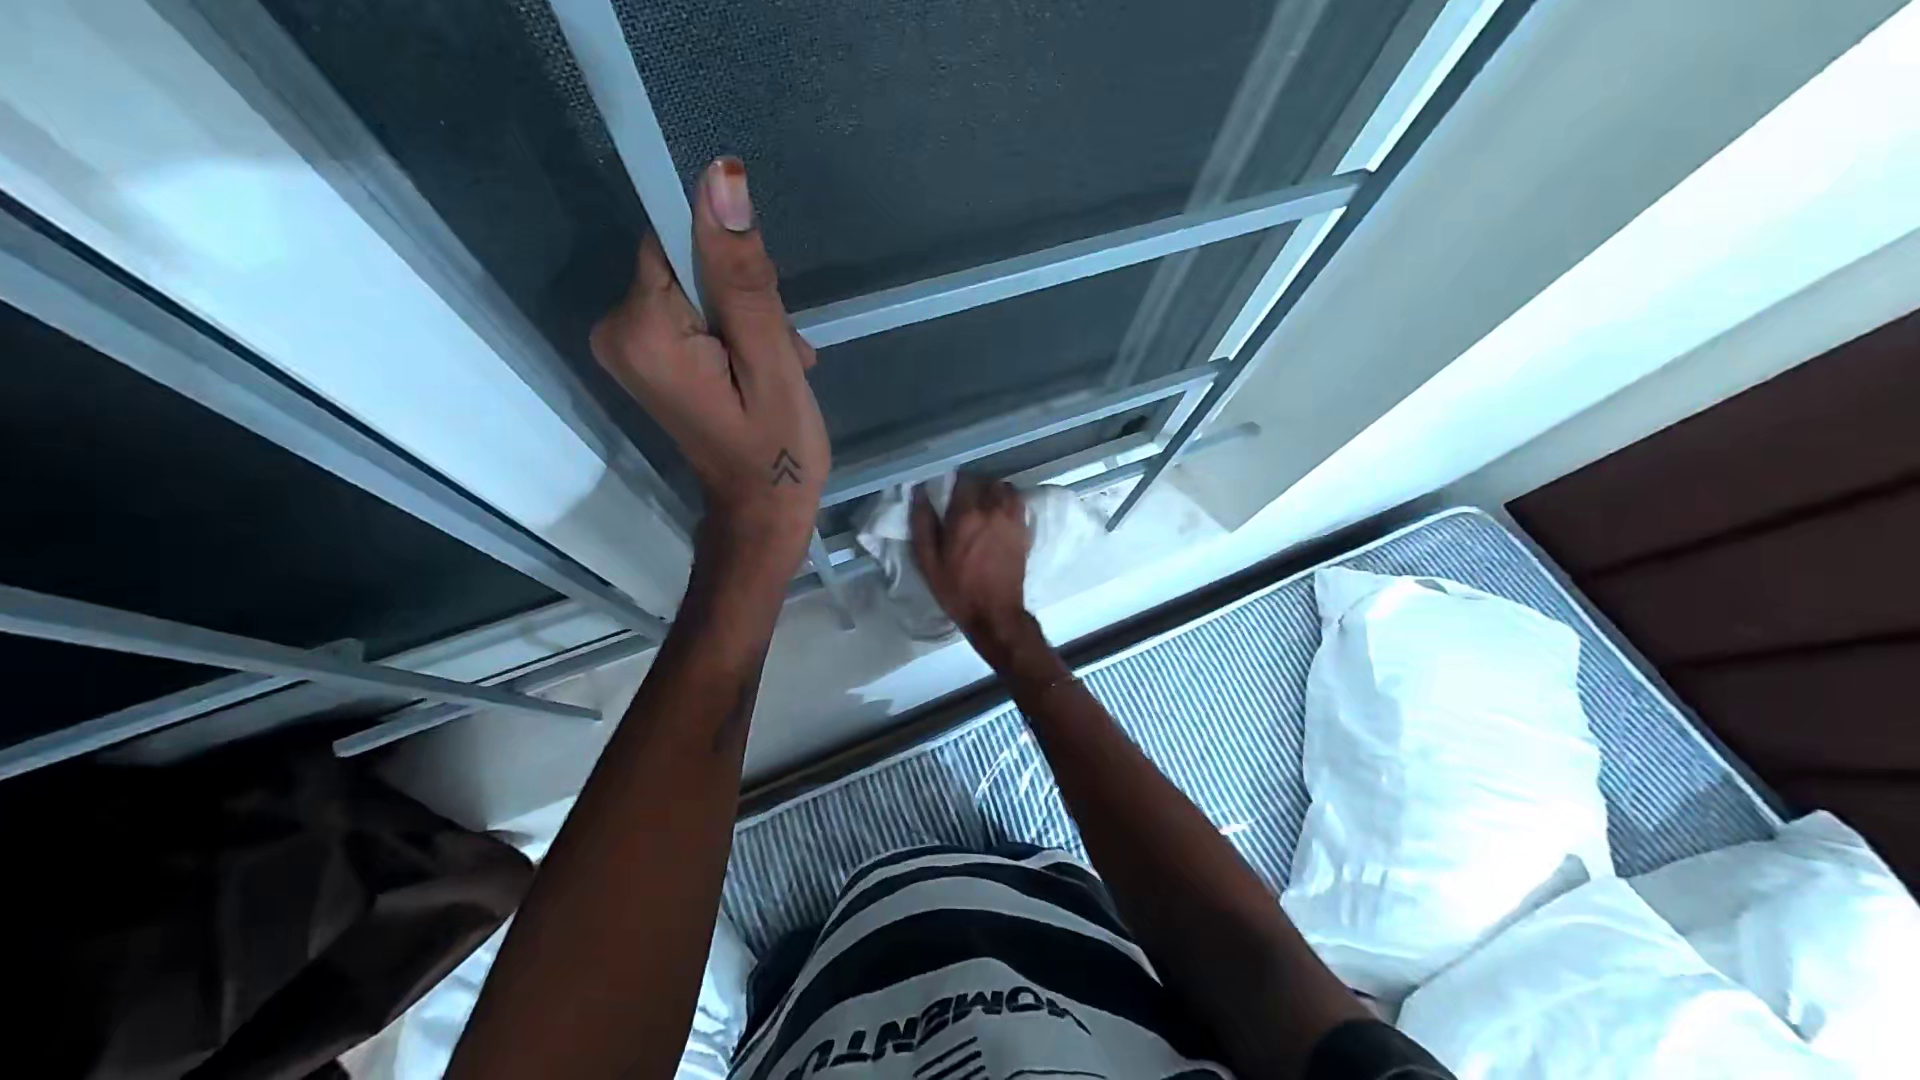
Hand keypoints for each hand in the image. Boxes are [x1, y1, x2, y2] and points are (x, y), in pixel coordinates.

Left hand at [591, 157, 828, 577]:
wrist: (759, 511)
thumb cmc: (777, 452)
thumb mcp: (773, 364)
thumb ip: (744, 278)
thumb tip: (721, 177)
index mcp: (644, 330)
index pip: (679, 239)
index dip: (732, 266)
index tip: (763, 317)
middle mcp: (617, 330)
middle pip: (687, 264)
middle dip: (742, 298)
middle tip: (776, 355)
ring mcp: (626, 345)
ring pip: (695, 288)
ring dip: (744, 318)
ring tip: (774, 368)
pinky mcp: (643, 355)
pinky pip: (690, 312)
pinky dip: (730, 333)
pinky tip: (757, 370)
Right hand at [911, 477, 1035, 657]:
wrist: (994, 612)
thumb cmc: (957, 588)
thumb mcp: (928, 561)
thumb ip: (922, 523)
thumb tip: (919, 492)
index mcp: (966, 515)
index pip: (962, 480)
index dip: (954, 483)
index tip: (948, 492)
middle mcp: (992, 510)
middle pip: (985, 481)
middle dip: (973, 486)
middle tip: (963, 500)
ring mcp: (1012, 519)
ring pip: (1004, 488)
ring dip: (992, 490)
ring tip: (983, 503)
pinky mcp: (1024, 530)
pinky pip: (1018, 502)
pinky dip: (1008, 500)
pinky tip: (999, 513)